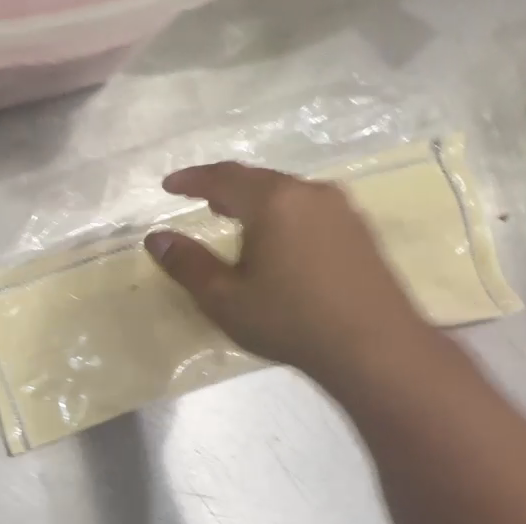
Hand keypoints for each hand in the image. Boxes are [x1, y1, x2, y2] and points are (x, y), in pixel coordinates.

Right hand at [146, 162, 433, 377]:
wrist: (369, 341)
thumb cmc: (285, 318)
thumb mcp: (221, 297)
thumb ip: (187, 263)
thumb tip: (156, 238)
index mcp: (275, 204)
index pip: (225, 179)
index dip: (192, 180)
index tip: (168, 185)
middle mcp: (311, 194)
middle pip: (259, 179)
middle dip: (223, 186)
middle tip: (196, 197)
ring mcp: (340, 209)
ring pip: (285, 193)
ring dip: (252, 199)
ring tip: (227, 214)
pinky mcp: (355, 229)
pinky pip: (305, 208)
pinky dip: (276, 212)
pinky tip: (268, 235)